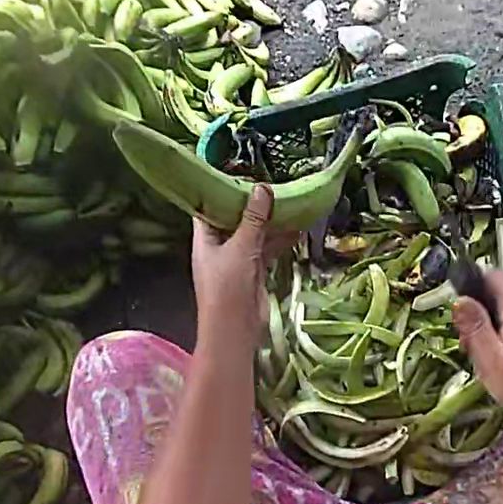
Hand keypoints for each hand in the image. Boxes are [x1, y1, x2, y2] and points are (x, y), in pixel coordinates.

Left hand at [191, 186, 293, 345]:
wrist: (235, 330)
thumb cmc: (228, 287)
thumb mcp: (241, 248)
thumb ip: (253, 219)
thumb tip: (262, 188)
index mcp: (205, 238)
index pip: (209, 207)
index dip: (221, 191)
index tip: (240, 173)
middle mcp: (219, 246)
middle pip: (235, 219)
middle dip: (253, 205)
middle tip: (272, 185)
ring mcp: (237, 259)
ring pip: (254, 234)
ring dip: (270, 222)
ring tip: (290, 202)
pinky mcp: (253, 271)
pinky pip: (267, 249)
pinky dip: (280, 240)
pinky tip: (297, 228)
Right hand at [453, 269, 502, 423]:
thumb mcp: (491, 360)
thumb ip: (476, 327)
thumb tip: (460, 299)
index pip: (495, 279)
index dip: (473, 283)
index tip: (458, 304)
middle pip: (494, 299)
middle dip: (475, 315)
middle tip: (466, 342)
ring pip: (499, 317)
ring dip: (483, 331)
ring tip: (477, 356)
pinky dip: (494, 342)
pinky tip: (492, 364)